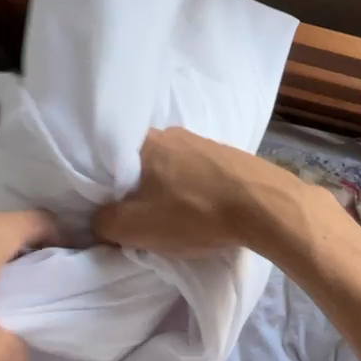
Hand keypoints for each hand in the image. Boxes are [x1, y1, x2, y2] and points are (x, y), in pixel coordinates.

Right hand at [92, 127, 318, 253]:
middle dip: (135, 189)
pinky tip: (197, 207)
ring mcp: (202, 140)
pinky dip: (191, 188)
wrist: (263, 204)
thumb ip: (103, 221)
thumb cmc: (193, 212)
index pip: (108, 160)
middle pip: (139, 163)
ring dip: (165, 189)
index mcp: (143, 141)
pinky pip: (195, 171)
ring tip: (170, 216)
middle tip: (136, 217)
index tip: (106, 209)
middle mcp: (171, 132)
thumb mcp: (134, 228)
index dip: (103, 187)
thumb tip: (97, 218)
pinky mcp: (226, 154)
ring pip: (169, 166)